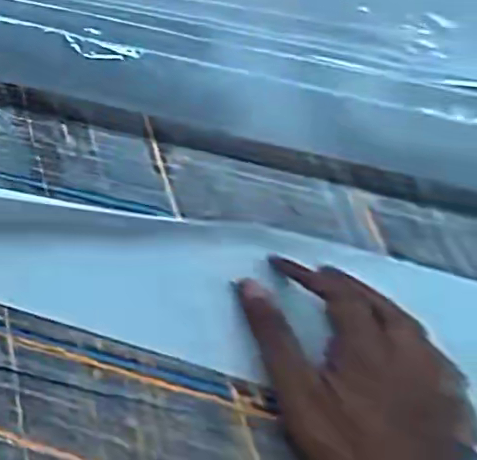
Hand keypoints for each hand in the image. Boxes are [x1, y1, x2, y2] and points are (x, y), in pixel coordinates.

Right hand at [237, 256, 471, 459]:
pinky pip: (441, 364)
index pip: (344, 299)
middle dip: (354, 287)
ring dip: (387, 311)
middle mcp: (412, 366)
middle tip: (320, 273)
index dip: (311, 276)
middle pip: (390, 314)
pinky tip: (409, 352)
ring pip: (421, 338)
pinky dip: (416, 343)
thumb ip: (273, 335)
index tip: (277, 263)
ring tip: (362, 302)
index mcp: (371, 355)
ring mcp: (439, 392)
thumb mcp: (294, 387)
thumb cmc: (338, 439)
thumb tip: (251, 284)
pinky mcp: (451, 413)